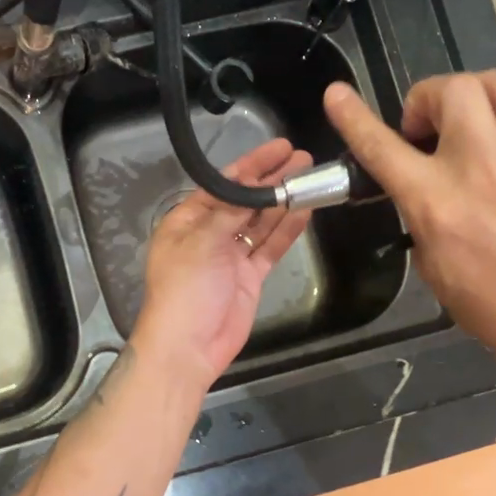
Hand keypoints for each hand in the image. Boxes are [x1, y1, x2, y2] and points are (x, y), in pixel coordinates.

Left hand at [131, 140, 314, 385]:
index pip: (221, 186)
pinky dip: (287, 230)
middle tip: (304, 158)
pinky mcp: (248, 277)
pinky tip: (305, 210)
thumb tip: (252, 186)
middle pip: (243, 202)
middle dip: (271, 181)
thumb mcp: (201, 243)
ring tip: (311, 177)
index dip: (250, 167)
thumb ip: (229, 212)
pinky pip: (270, 247)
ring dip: (283, 202)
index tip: (278, 148)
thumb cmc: (184, 291)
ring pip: (260, 223)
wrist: (188, 347)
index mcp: (185, 223)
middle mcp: (207, 235)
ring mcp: (229, 257)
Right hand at [322, 74, 495, 374]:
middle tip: (431, 129)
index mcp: (435, 202)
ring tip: (478, 116)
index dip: (353, 116)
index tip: (336, 95)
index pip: (382, 147)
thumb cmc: (493, 306)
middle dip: (430, 99)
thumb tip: (422, 190)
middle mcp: (481, 166)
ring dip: (480, 91)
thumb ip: (420, 216)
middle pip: (452, 91)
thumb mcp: (432, 267)